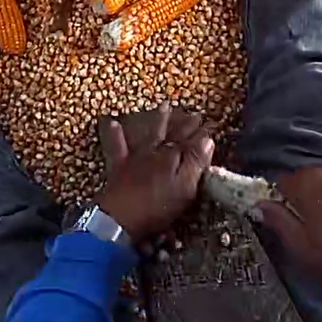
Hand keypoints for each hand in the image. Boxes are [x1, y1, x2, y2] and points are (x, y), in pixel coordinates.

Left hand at [96, 105, 211, 242]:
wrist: (120, 216)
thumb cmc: (157, 206)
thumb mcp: (184, 188)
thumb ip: (196, 163)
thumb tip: (208, 140)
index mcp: (172, 158)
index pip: (191, 142)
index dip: (201, 134)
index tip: (209, 124)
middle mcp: (155, 152)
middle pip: (172, 135)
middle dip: (184, 124)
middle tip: (194, 113)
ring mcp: (136, 157)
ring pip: (150, 134)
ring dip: (158, 120)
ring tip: (164, 105)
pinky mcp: (119, 166)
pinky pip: (117, 145)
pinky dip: (115, 134)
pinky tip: (112, 122)